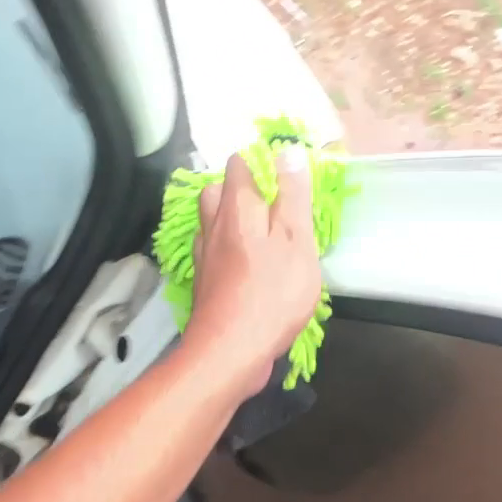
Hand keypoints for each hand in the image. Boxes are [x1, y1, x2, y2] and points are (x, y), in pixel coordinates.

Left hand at [182, 146, 323, 399]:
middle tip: (267, 202)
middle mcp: (214, 227)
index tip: (283, 177)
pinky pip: (210, 253)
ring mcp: (205, 257)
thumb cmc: (273, 294)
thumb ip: (292, 196)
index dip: (259, 164)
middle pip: (215, 192)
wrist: (231, 350)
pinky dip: (223, 249)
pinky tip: (240, 263)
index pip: (238, 166)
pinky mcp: (204, 285)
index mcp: (238, 209)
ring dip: (226, 218)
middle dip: (236, 188)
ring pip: (209, 223)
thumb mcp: (296, 240)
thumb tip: (288, 150)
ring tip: (255, 229)